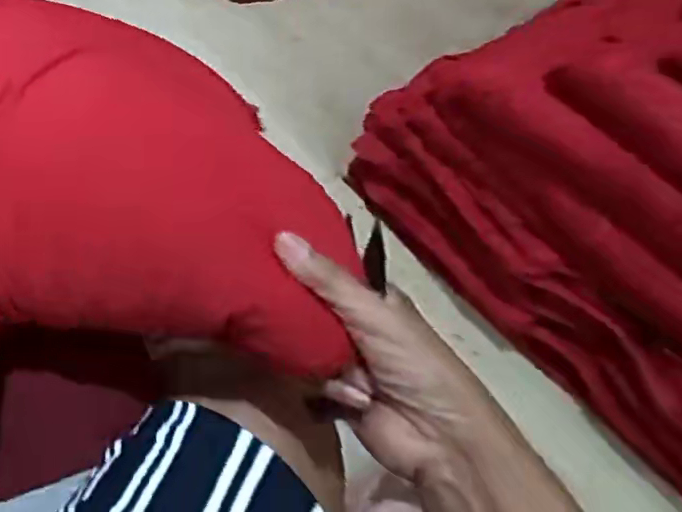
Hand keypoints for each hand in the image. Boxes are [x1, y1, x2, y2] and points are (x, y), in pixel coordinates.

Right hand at [275, 233, 578, 509]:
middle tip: (239, 274)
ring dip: (295, 340)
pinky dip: (308, 374)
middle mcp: (351, 323)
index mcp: (369, 300)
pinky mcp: (323, 382)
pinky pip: (294, 365)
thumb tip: (280, 233)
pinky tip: (322, 381)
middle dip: (280, 294)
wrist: (442, 447)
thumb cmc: (419, 369)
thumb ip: (327, 279)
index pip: (323, 266)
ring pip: (292, 331)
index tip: (254, 233)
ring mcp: (336, 354)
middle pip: (300, 297)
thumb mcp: (374, 315)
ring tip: (284, 335)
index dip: (294, 251)